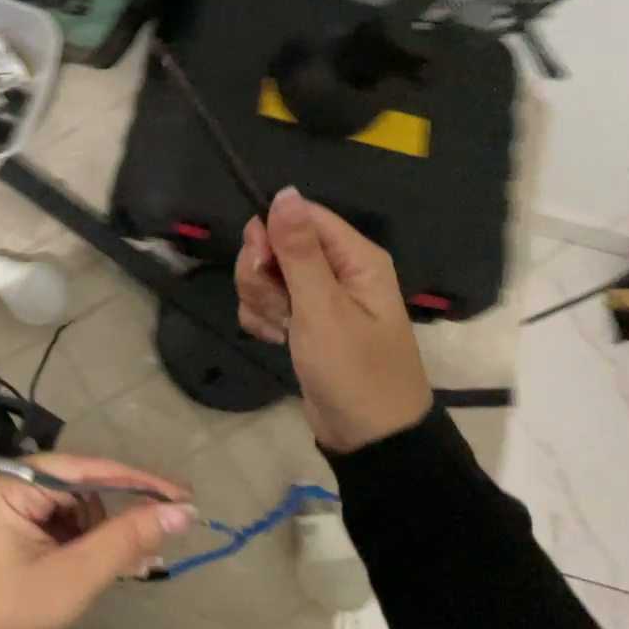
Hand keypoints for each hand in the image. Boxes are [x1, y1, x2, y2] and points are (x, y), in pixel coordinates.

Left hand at [0, 453, 194, 628]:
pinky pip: (67, 525)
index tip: (183, 492)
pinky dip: (96, 542)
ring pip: (78, 505)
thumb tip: (181, 510)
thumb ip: (126, 539)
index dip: (135, 479)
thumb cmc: (16, 620)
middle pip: (80, 484)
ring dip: (112, 529)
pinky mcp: (19, 531)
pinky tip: (126, 561)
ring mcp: (11, 508)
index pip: (81, 469)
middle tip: (175, 523)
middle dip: (125, 507)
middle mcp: (6, 484)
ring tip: (144, 560)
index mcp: (6, 484)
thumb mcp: (75, 578)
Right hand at [235, 186, 433, 452]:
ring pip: (264, 275)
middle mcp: (337, 270)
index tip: (261, 264)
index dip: (272, 234)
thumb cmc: (354, 369)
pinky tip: (275, 339)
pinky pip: (264, 302)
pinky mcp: (302, 320)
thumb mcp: (322, 308)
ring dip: (259, 300)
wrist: (369, 436)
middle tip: (277, 306)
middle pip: (276, 244)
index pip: (300, 216)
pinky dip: (262, 319)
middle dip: (261, 274)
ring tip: (280, 329)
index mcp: (355, 258)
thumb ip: (298, 250)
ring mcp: (318, 296)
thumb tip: (284, 192)